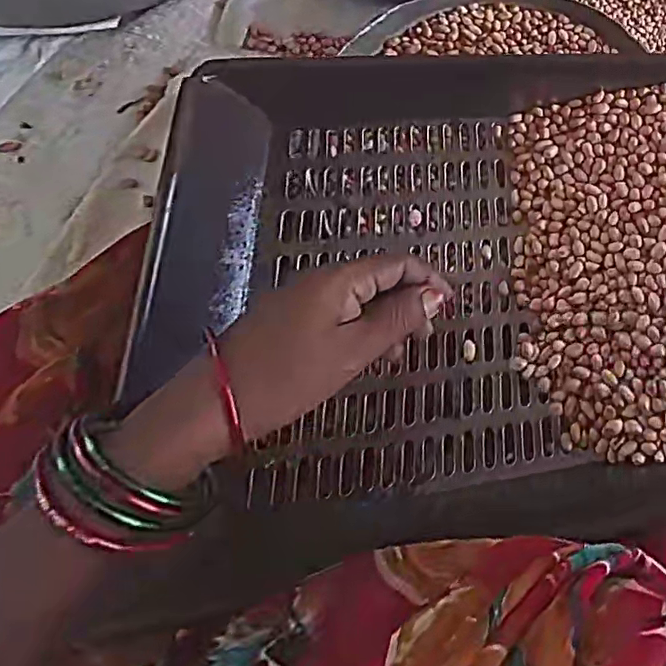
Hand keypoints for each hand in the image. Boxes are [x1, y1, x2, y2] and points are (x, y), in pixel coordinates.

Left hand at [107, 254, 450, 486]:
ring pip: (362, 296)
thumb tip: (437, 293)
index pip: (398, 262)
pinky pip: (341, 310)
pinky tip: (368, 354)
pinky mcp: (293, 315)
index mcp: (339, 278)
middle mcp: (323, 277)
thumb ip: (398, 318)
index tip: (451, 306)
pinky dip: (363, 326)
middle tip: (426, 338)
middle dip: (411, 301)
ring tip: (399, 353)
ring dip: (388, 317)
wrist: (213, 402)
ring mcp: (305, 295)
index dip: (430, 279)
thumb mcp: (353, 351)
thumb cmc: (289, 378)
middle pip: (381, 276)